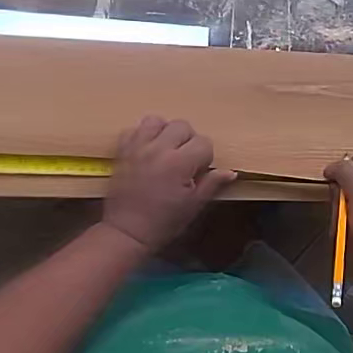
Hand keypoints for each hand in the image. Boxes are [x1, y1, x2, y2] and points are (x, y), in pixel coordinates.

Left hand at [102, 116, 236, 250]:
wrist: (126, 232)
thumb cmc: (164, 222)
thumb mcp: (194, 205)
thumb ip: (212, 184)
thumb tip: (230, 172)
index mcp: (179, 163)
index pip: (203, 142)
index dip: (205, 158)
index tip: (198, 172)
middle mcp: (158, 149)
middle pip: (182, 126)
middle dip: (188, 140)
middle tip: (185, 160)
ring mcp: (137, 148)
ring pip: (157, 121)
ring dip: (165, 132)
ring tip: (166, 150)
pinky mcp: (122, 151)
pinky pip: (133, 129)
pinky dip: (142, 135)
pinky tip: (147, 150)